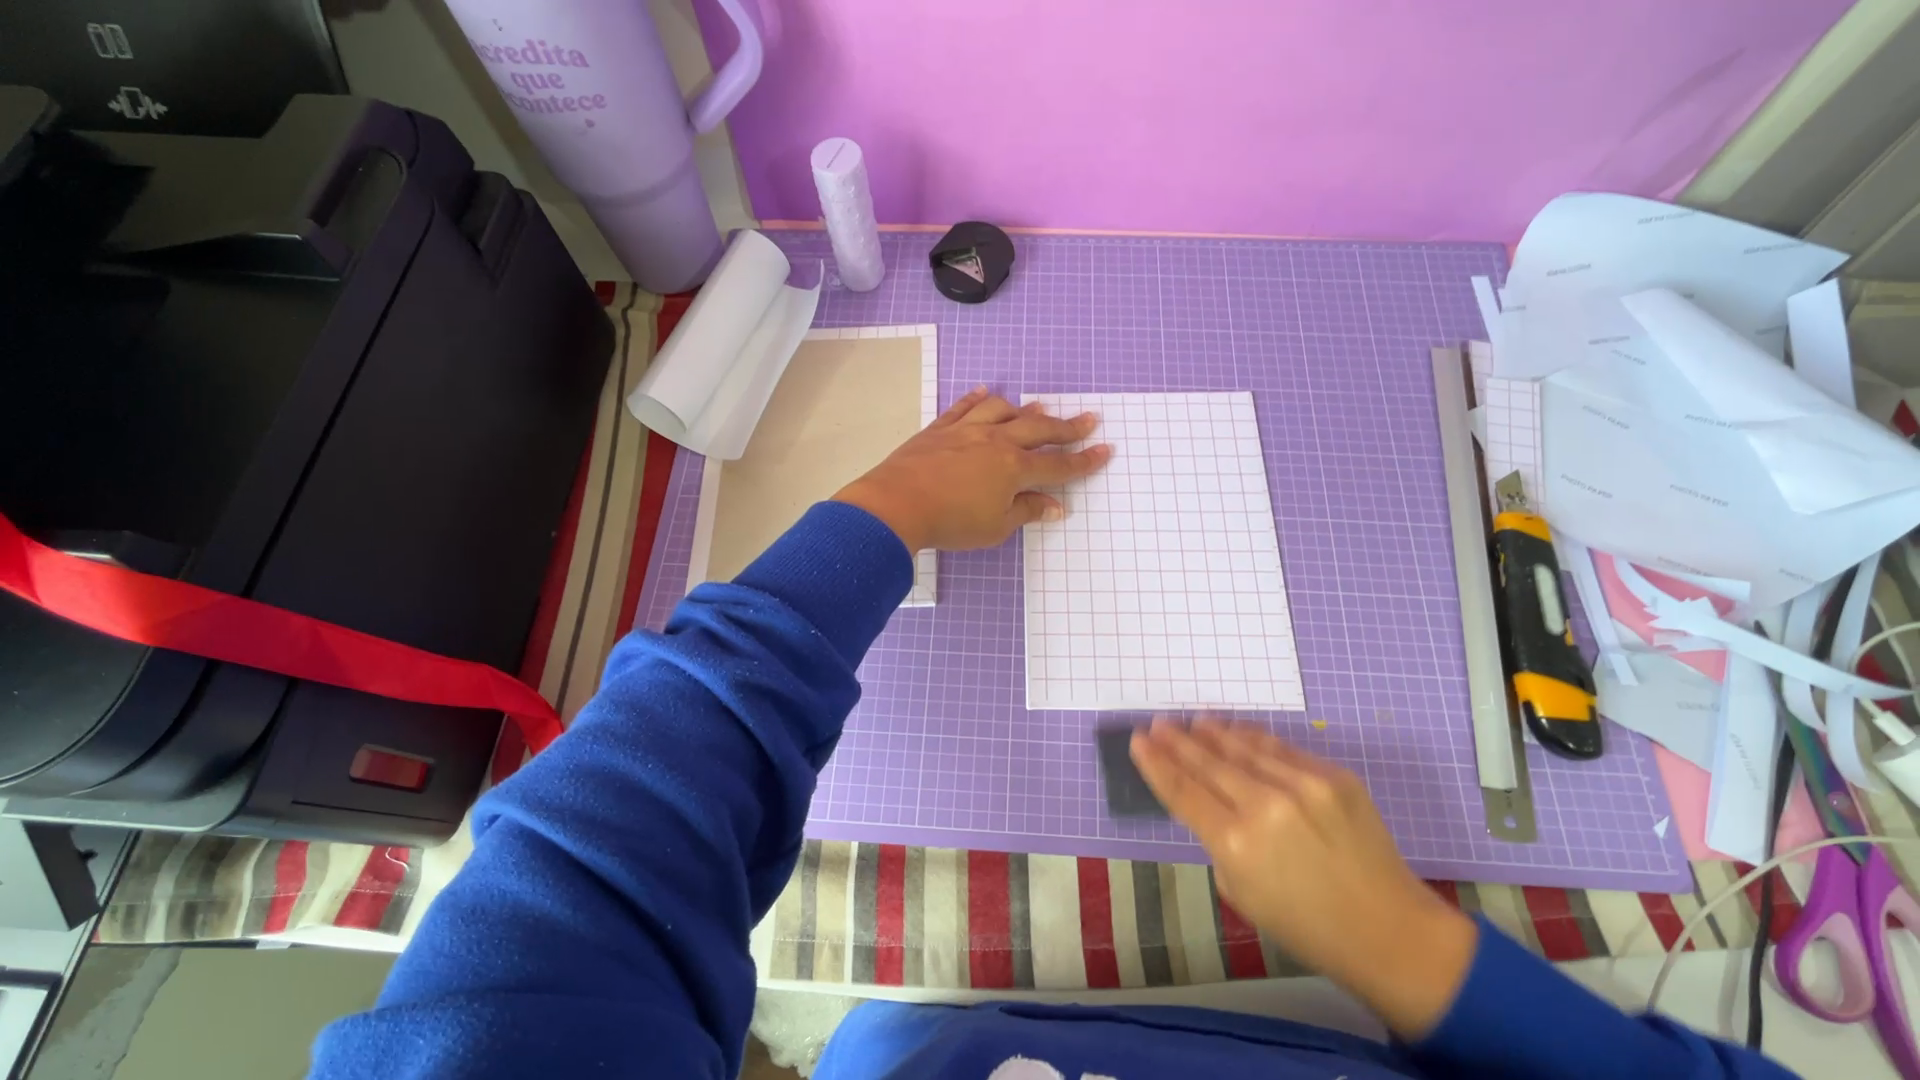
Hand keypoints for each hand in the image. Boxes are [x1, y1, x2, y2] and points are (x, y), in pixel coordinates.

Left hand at [833, 386, 1111, 552]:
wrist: (898, 504)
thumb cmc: (951, 522)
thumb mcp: (996, 527)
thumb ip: (1026, 511)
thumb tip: (1054, 506)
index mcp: (1014, 468)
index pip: (1058, 465)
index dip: (1084, 460)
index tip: (1105, 450)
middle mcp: (996, 441)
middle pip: (1038, 429)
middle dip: (1065, 426)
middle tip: (1087, 419)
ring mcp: (966, 430)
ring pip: (1002, 411)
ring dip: (1023, 409)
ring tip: (1038, 408)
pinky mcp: (939, 429)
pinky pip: (963, 407)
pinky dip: (977, 398)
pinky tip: (985, 392)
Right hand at [1130, 717, 1477, 1038]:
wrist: (1388, 930)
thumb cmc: (1306, 927)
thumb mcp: (1241, 894)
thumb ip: (1219, 845)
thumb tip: (1212, 807)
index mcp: (1235, 843)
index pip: (1182, 791)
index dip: (1156, 764)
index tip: (1138, 742)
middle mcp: (1264, 805)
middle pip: (1208, 763)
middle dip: (1178, 741)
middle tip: (1158, 724)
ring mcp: (1303, 785)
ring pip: (1244, 748)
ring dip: (1214, 733)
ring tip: (1192, 721)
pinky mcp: (1333, 776)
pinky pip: (1282, 749)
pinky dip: (1254, 738)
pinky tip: (1237, 730)